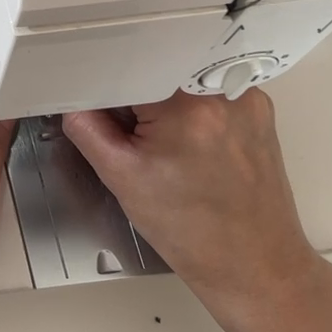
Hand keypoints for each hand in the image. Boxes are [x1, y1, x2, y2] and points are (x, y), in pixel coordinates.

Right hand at [63, 89, 323, 327]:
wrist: (253, 264)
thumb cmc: (187, 229)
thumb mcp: (120, 177)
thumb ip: (88, 128)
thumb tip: (72, 98)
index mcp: (186, 106)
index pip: (128, 67)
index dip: (104, 81)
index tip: (91, 100)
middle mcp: (223, 91)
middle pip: (158, 67)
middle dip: (133, 92)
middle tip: (124, 128)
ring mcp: (248, 98)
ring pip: (183, 76)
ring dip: (162, 98)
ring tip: (160, 142)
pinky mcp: (259, 109)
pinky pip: (209, 90)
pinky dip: (189, 107)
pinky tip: (185, 144)